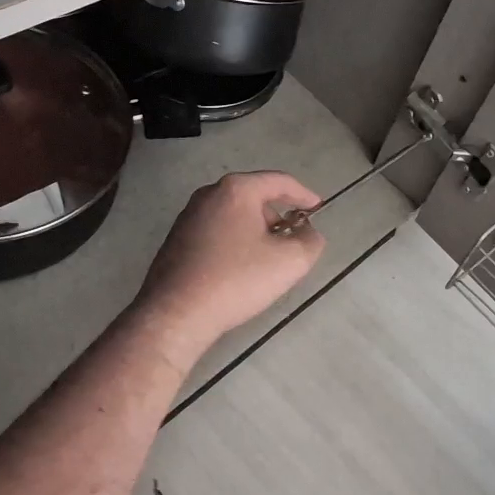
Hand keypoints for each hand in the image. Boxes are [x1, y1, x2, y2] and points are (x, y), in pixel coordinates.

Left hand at [131, 172, 326, 349]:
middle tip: (293, 238)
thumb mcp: (290, 262)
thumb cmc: (236, 280)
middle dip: (278, 214)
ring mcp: (188, 216)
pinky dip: (234, 241)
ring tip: (268, 258)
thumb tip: (308, 232)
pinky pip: (216, 230)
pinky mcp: (176, 239)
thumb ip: (310, 241)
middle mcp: (209, 194)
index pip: (280, 181)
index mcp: (236, 190)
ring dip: (256, 230)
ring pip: (234, 214)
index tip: (318, 209)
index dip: (304, 194)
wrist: (176, 313)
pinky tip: (239, 269)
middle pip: (254, 196)